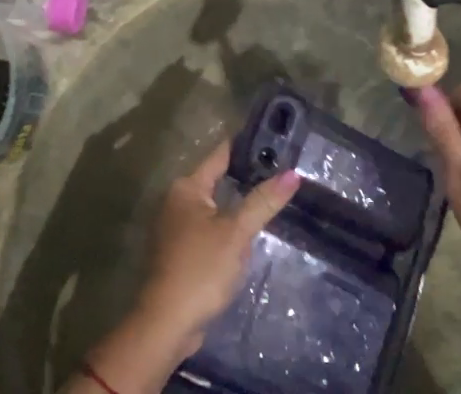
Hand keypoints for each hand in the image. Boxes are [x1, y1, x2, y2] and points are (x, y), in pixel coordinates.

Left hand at [136, 141, 300, 352]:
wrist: (168, 322)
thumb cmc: (201, 268)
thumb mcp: (236, 233)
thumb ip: (263, 201)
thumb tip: (293, 174)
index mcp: (186, 188)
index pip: (220, 155)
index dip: (246, 147)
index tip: (274, 139)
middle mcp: (177, 200)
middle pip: (218, 180)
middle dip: (247, 178)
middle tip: (282, 172)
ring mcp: (177, 227)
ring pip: (216, 207)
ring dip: (239, 206)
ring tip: (273, 197)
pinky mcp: (182, 251)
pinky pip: (211, 229)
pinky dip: (229, 228)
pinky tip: (251, 233)